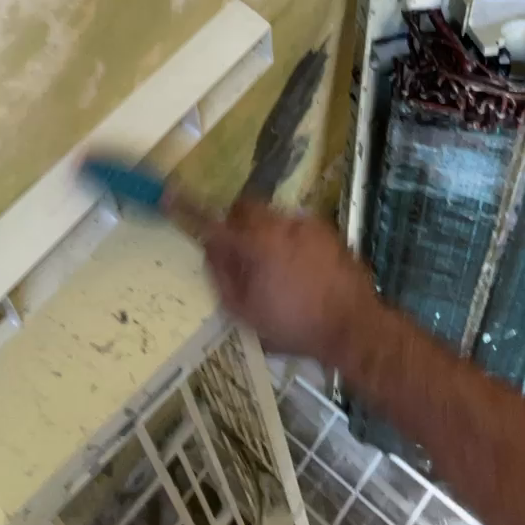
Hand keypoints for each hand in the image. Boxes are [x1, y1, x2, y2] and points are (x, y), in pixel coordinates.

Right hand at [196, 197, 380, 363]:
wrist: (355, 328)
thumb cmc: (296, 326)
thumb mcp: (246, 313)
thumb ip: (221, 277)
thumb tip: (210, 250)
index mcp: (255, 244)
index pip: (212, 222)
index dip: (187, 209)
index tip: (169, 196)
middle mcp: (279, 224)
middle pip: (245, 208)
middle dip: (236, 223)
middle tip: (239, 251)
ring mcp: (306, 224)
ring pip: (272, 216)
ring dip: (265, 233)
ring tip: (276, 269)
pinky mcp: (327, 230)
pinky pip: (297, 226)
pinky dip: (290, 240)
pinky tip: (300, 269)